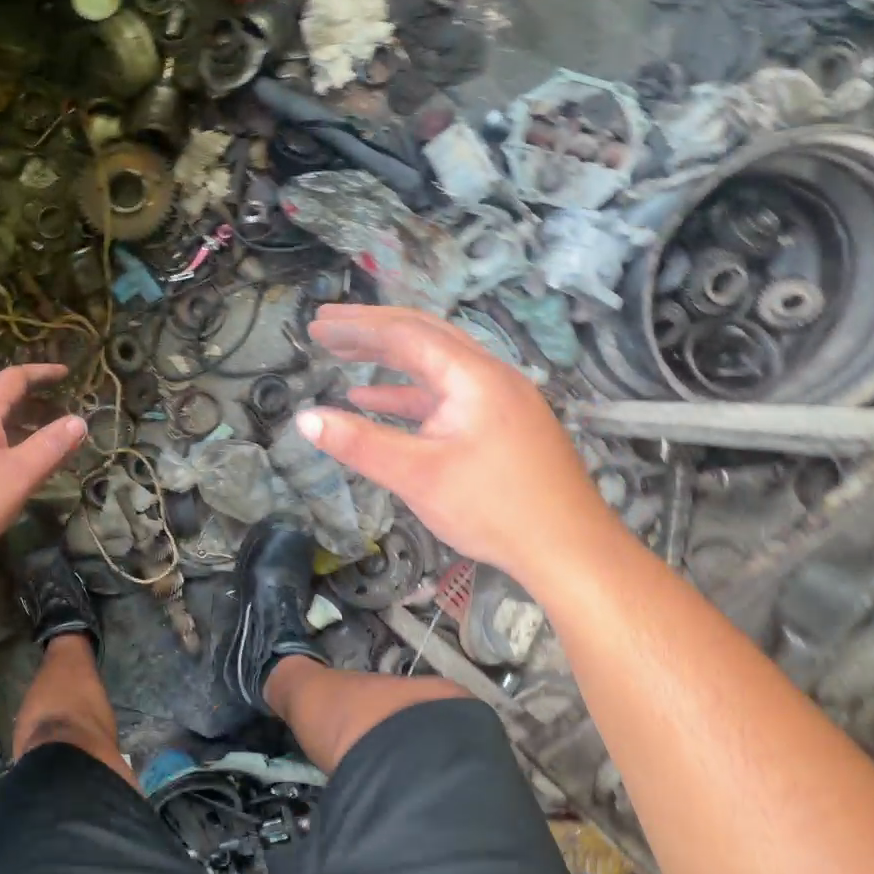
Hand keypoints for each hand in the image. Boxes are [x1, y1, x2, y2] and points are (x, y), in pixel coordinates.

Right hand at [293, 305, 619, 579]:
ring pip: (434, 363)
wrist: (569, 548)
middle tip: (326, 325)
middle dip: (370, 329)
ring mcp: (497, 399)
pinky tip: (373, 400)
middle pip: (423, 336)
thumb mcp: (416, 475)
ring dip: (387, 357)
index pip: (406, 334)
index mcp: (473, 377)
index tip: (316, 325)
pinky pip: (444, 392)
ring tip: (343, 355)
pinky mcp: (498, 423)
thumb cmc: (493, 508)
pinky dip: (405, 392)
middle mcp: (489, 376)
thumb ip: (358, 443)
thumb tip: (304, 419)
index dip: (356, 327)